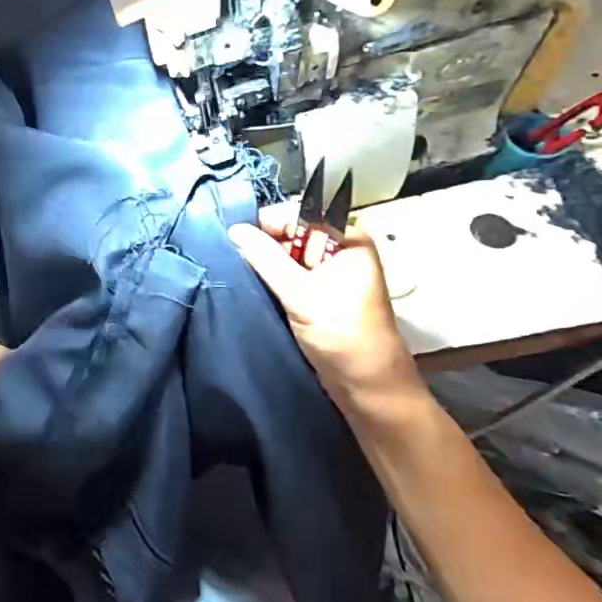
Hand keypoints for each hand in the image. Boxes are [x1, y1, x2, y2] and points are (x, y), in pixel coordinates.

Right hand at [229, 206, 417, 406]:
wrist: (368, 387)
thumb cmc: (343, 335)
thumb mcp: (300, 294)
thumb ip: (266, 258)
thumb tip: (234, 230)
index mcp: (348, 239)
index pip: (300, 215)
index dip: (268, 222)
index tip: (236, 236)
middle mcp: (340, 249)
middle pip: (292, 233)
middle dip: (264, 243)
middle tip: (233, 256)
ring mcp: (330, 273)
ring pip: (288, 255)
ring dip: (266, 263)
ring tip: (238, 269)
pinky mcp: (319, 294)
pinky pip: (290, 275)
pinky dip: (273, 279)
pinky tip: (252, 283)